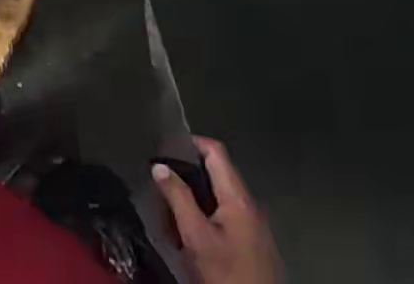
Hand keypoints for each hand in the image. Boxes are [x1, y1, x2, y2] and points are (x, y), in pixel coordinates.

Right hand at [153, 138, 282, 283]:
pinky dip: (203, 217)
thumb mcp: (196, 236)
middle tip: (160, 186)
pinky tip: (187, 235)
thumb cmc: (226, 275)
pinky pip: (224, 218)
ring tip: (169, 215)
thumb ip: (178, 197)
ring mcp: (254, 228)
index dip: (191, 142)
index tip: (164, 147)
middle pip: (215, 174)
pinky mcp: (252, 246)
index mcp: (239, 200)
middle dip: (185, 176)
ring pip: (217, 198)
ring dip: (191, 200)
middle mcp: (250, 207)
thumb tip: (159, 165)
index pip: (216, 152)